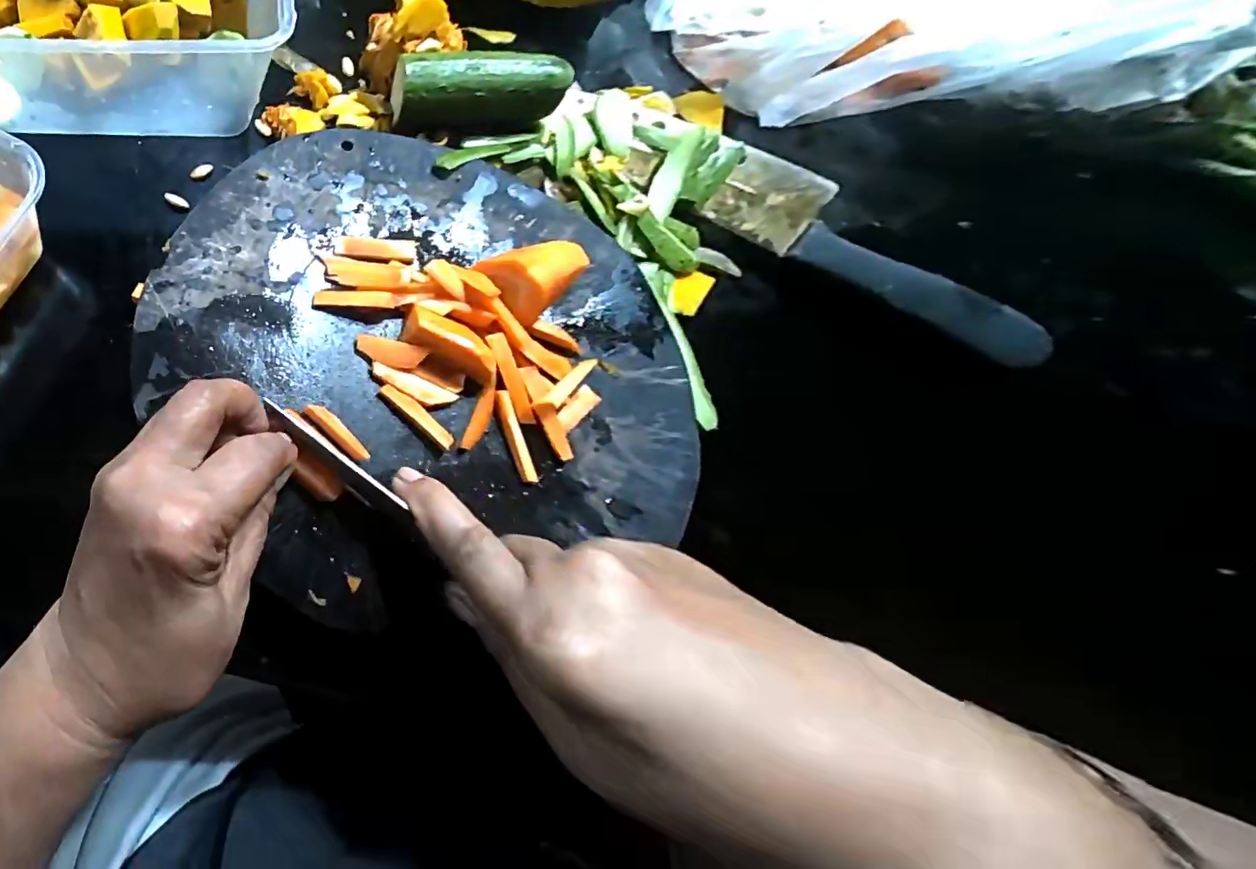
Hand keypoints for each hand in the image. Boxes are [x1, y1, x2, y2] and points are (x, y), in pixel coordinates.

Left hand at [32, 380, 294, 742]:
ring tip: (241, 458)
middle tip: (265, 442)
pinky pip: (165, 430)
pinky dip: (197, 435)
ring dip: (221, 418)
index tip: (292, 464)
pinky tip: (212, 470)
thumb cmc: (166, 658)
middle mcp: (145, 480)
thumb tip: (278, 465)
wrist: (80, 676)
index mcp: (183, 521)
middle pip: (204, 398)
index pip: (252, 452)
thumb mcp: (232, 599)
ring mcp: (120, 472)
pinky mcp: (111, 475)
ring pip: (182, 406)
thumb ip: (256, 520)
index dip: (281, 452)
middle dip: (246, 405)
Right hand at [396, 471, 1164, 868]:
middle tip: (544, 654)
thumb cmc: (699, 776)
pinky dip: (607, 596)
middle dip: (512, 592)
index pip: (475, 557)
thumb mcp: (585, 748)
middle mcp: (587, 567)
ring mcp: (634, 551)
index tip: (403, 478)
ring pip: (565, 564)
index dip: (434, 517)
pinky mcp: (671, 551)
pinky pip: (609, 566)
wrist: (851, 752)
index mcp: (557, 625)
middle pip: (519, 561)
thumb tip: (470, 606)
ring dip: (565, 599)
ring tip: (620, 666)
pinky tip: (658, 646)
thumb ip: (516, 665)